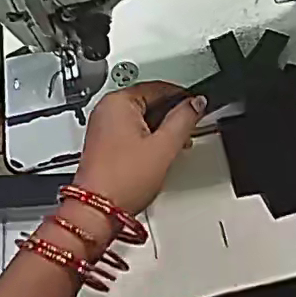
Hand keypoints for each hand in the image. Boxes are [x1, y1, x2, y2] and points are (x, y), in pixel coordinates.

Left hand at [73, 82, 204, 215]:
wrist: (97, 210)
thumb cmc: (121, 180)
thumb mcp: (164, 146)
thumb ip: (184, 119)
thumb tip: (195, 103)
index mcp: (118, 101)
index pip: (158, 86)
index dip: (182, 96)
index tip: (198, 104)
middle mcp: (106, 109)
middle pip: (148, 100)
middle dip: (172, 114)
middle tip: (189, 126)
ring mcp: (103, 126)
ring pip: (140, 116)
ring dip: (161, 128)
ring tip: (176, 144)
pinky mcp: (104, 142)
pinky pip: (131, 129)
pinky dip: (148, 137)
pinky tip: (159, 152)